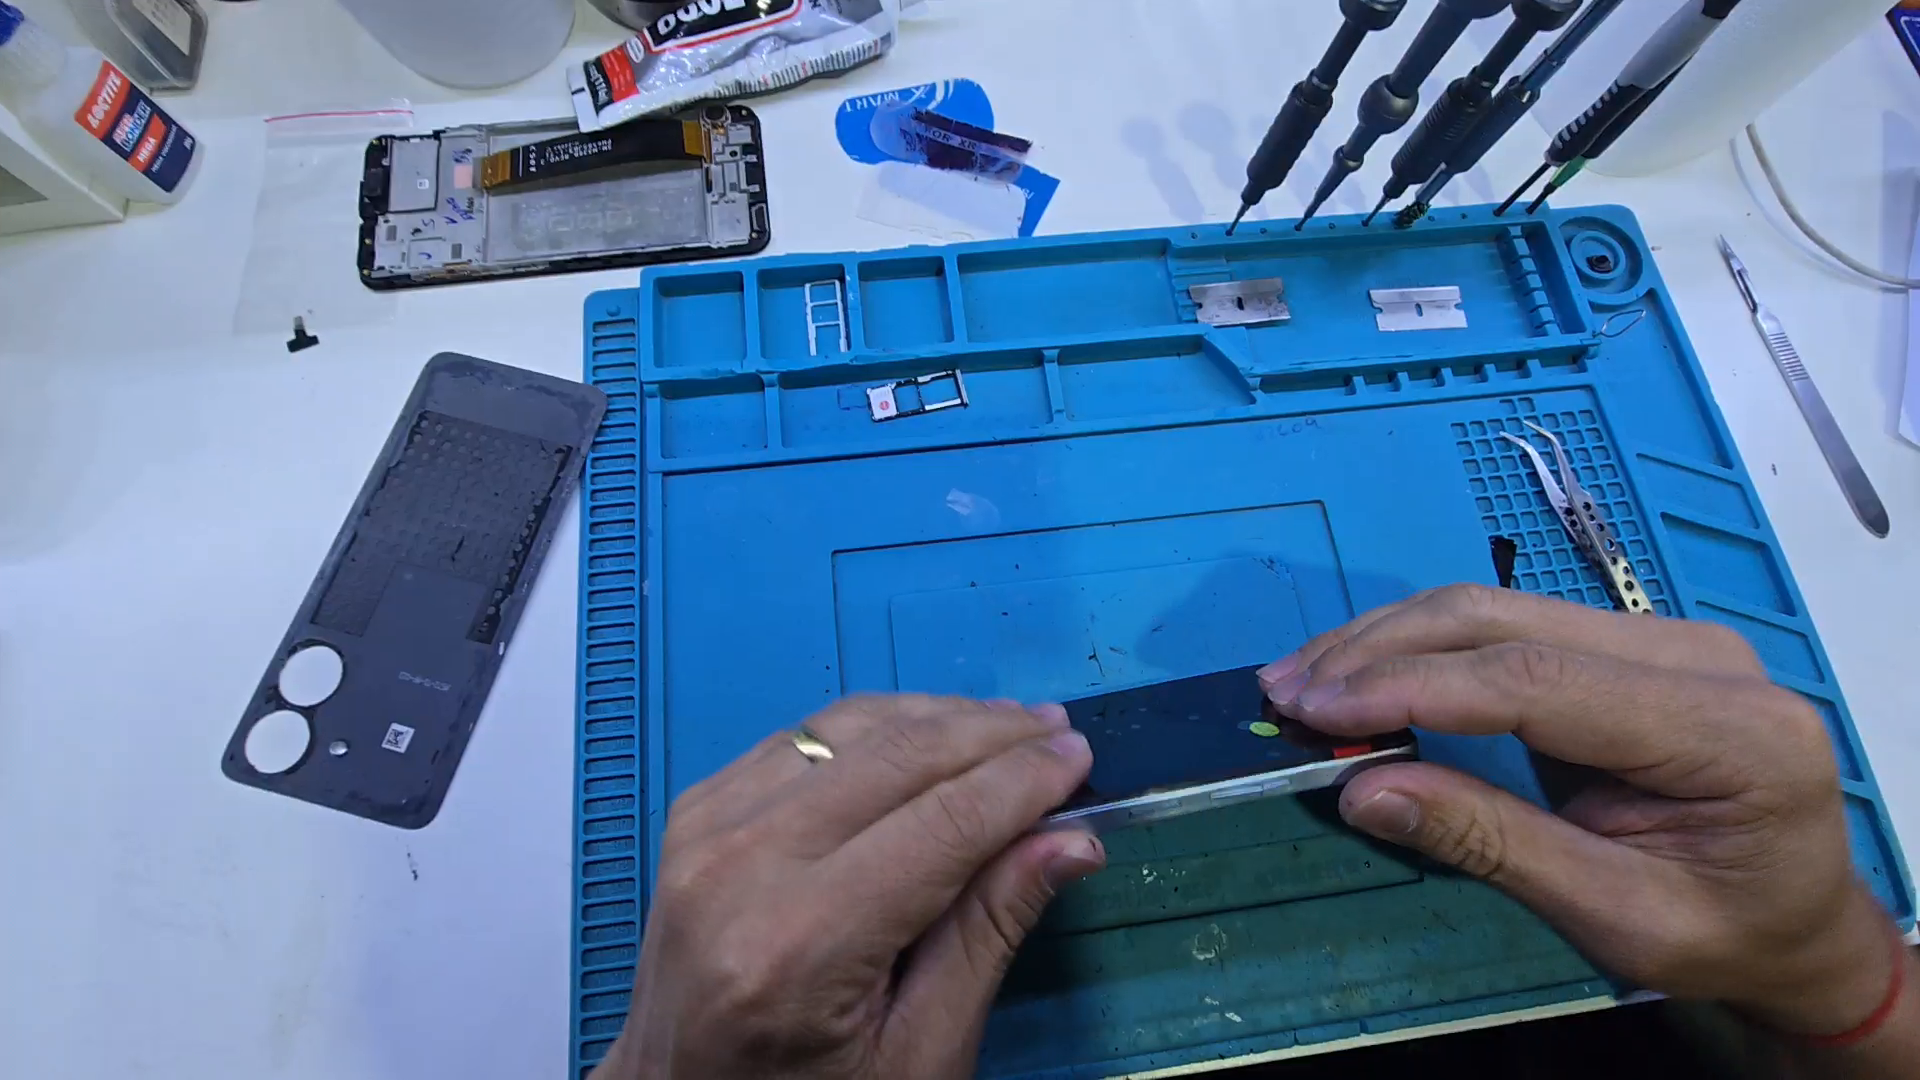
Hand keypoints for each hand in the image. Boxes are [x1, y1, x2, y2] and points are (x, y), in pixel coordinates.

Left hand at [592, 695, 1103, 1079]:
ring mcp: (709, 824)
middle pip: (897, 757)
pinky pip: (808, 734)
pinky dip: (879, 724)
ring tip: (1003, 723)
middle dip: (990, 733)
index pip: (940, 824)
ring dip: (939, 715)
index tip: (1077, 753)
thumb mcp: (921, 1055)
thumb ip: (992, 930)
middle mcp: (742, 864)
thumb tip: (1073, 838)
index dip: (1019, 780)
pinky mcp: (699, 804)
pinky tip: (924, 734)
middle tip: (1054, 727)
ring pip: (853, 726)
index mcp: (798, 946)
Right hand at [1258, 585, 1898, 1037]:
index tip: (1313, 712)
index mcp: (1725, 730)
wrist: (1792, 916)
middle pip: (1491, 620)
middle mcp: (1687, 653)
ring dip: (1372, 641)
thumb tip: (1359, 791)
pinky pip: (1481, 622)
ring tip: (1296, 677)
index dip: (1407, 687)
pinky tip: (1348, 666)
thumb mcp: (1615, 916)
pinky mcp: (1601, 637)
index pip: (1529, 680)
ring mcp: (1642, 634)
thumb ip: (1489, 843)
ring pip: (1474, 607)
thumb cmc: (1722, 931)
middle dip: (1372, 652)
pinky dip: (1400, 644)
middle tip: (1286, 692)